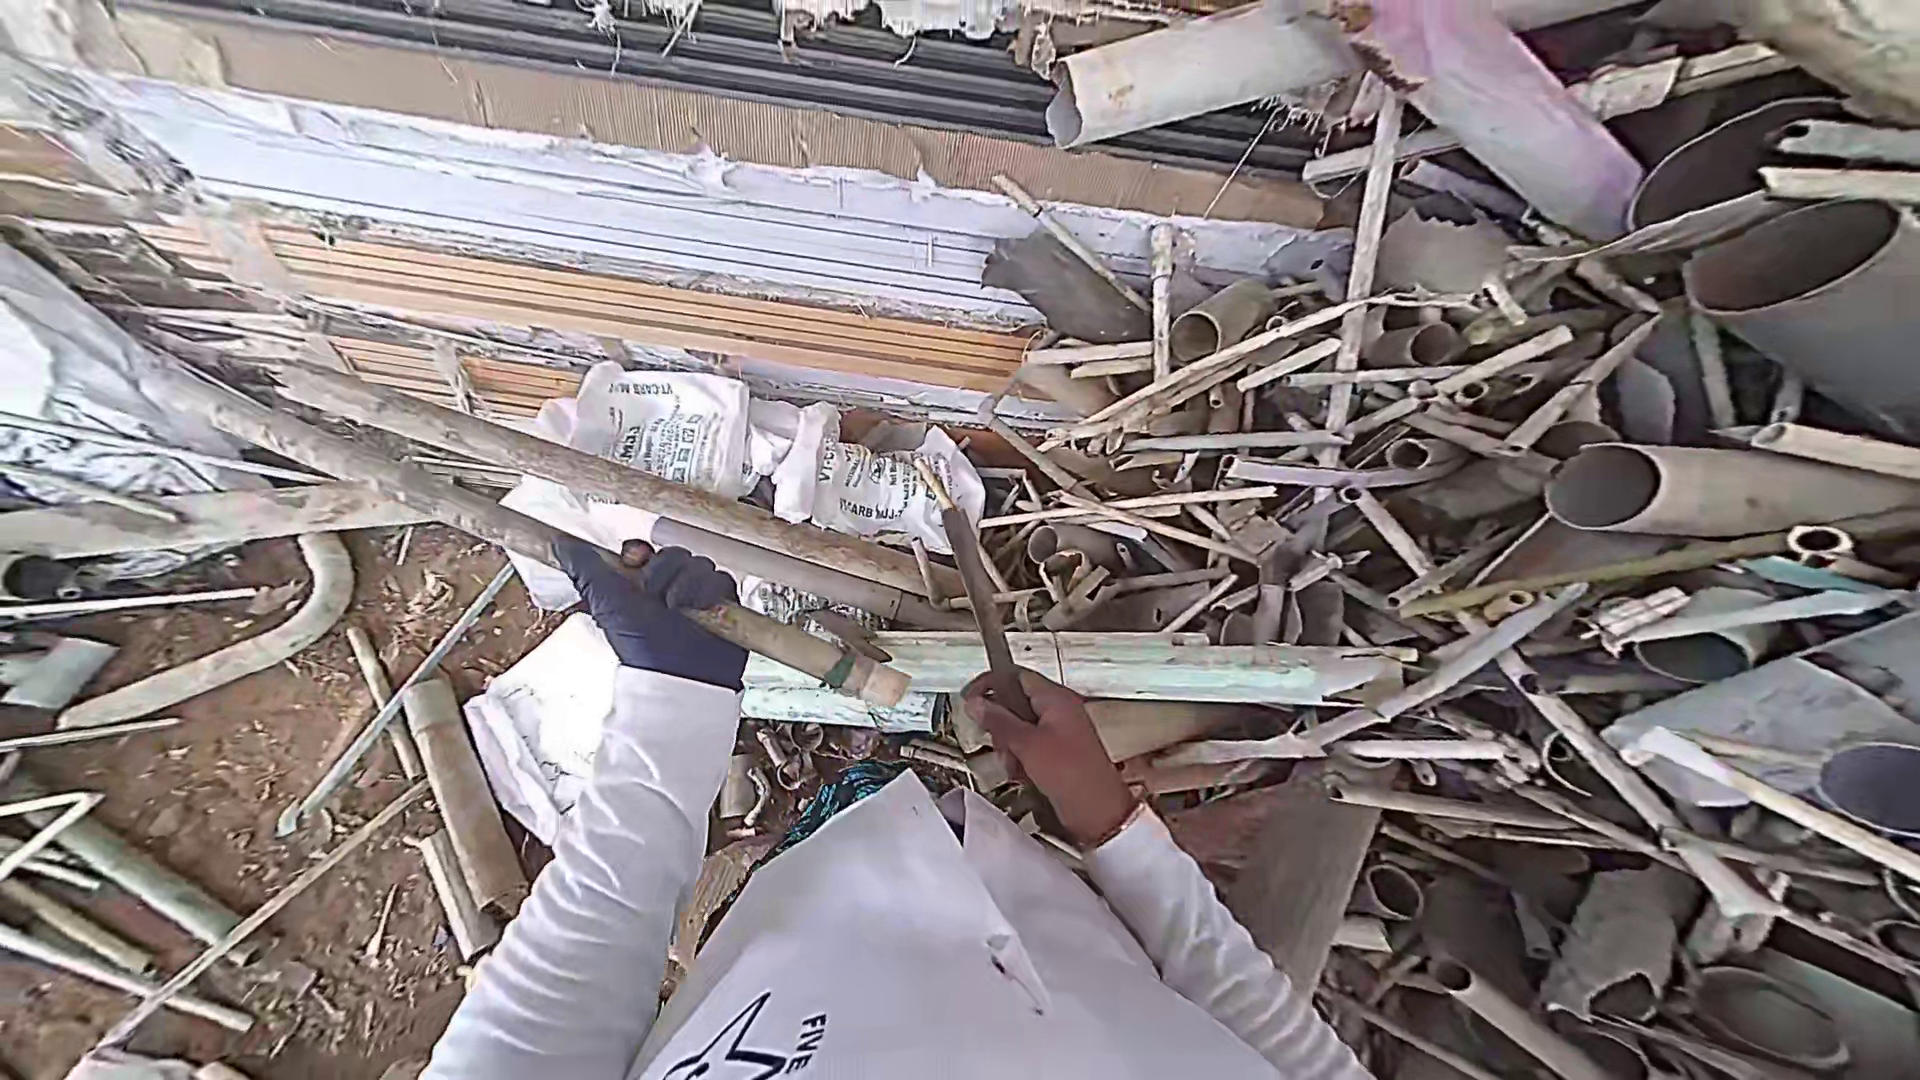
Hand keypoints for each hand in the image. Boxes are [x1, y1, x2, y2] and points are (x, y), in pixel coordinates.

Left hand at [554, 536, 747, 690]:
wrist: (679, 671)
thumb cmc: (640, 643)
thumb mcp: (606, 602)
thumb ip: (586, 570)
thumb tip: (561, 544)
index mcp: (640, 585)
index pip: (645, 551)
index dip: (640, 552)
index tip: (634, 560)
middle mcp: (670, 587)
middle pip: (674, 554)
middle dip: (665, 572)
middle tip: (657, 599)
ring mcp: (698, 594)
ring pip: (699, 565)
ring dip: (688, 585)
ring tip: (680, 609)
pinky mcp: (723, 601)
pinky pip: (722, 579)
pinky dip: (710, 592)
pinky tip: (701, 609)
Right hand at [961, 668, 1138, 847]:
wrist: (1100, 815)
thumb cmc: (1074, 776)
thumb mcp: (1028, 745)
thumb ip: (998, 721)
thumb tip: (975, 702)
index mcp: (1056, 698)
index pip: (1015, 675)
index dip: (990, 684)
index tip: (970, 697)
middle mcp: (1058, 710)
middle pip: (1013, 703)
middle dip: (1001, 725)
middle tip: (1001, 742)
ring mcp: (1058, 732)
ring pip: (1018, 728)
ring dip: (1009, 747)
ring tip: (1016, 764)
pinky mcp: (1056, 753)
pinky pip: (1027, 747)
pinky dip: (1020, 759)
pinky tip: (1023, 774)